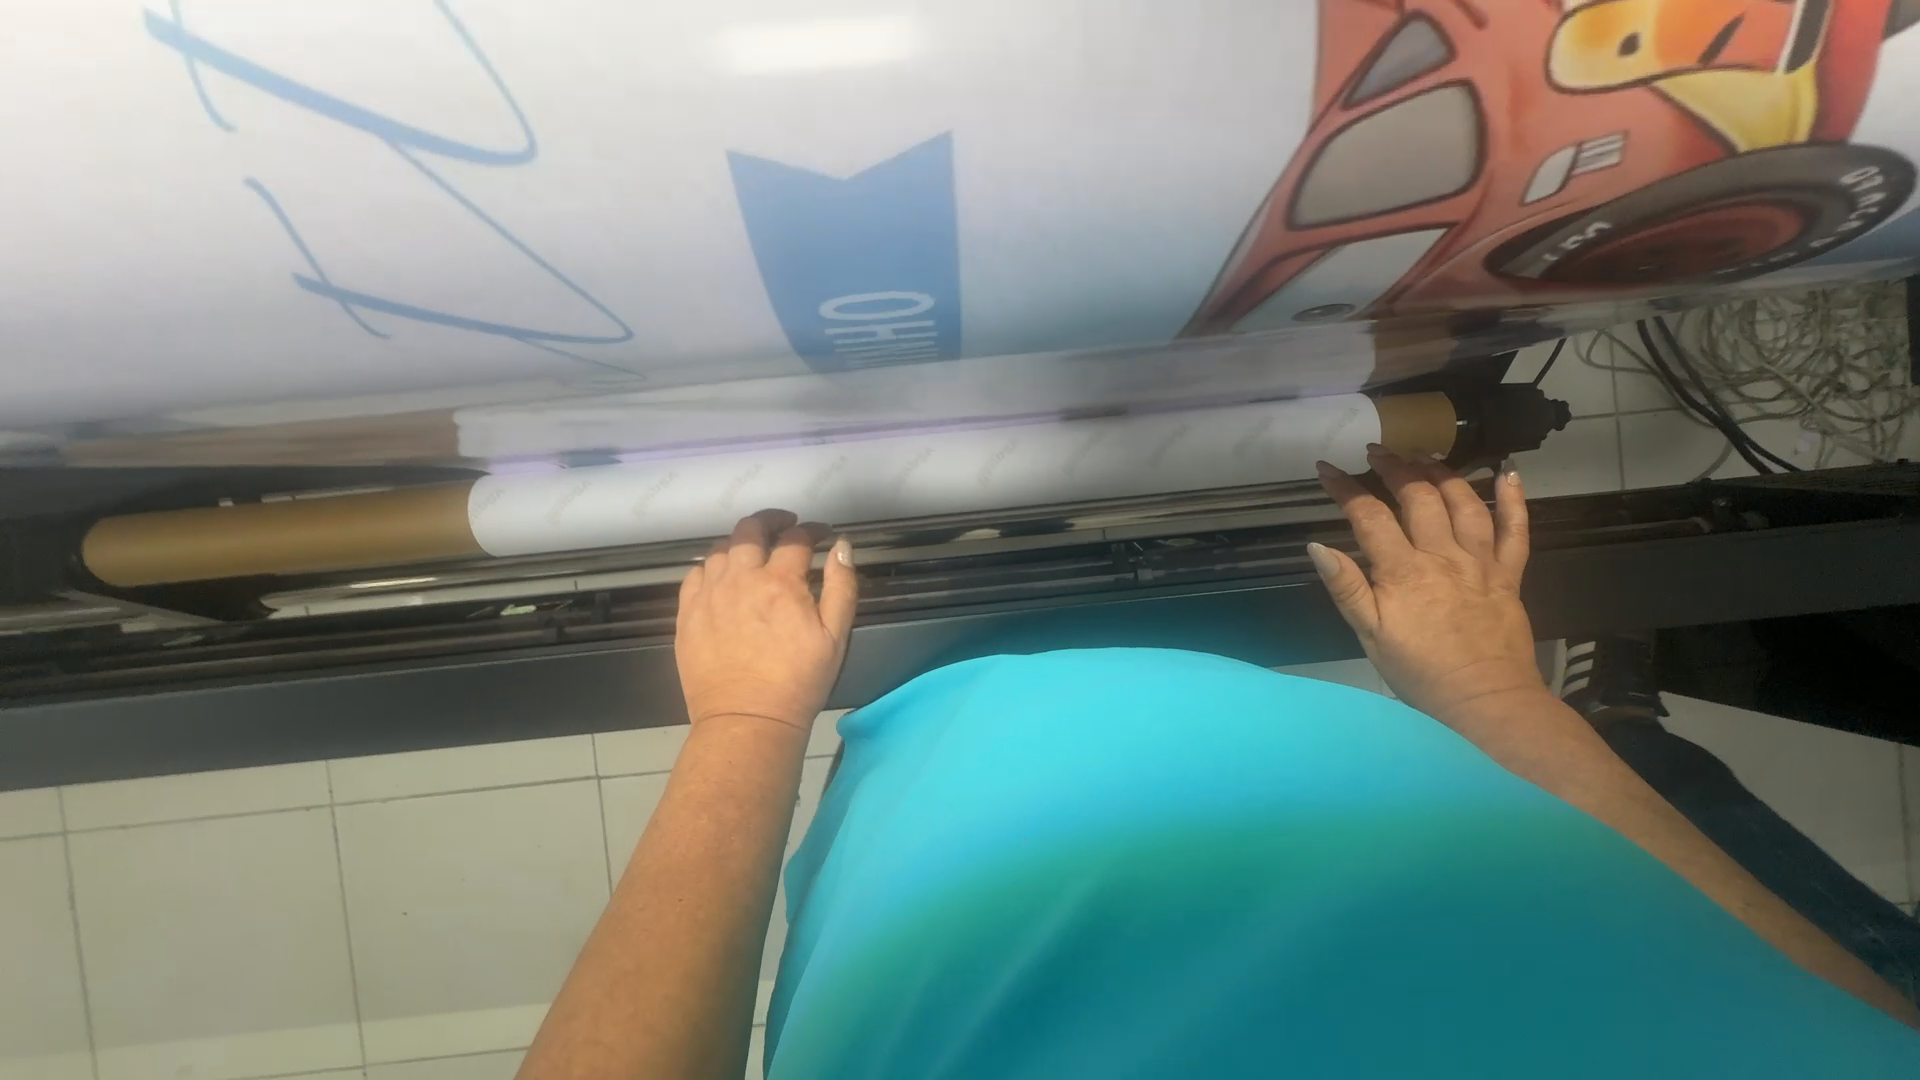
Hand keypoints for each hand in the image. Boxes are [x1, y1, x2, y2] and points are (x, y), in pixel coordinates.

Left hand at [675, 509, 857, 733]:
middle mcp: (741, 579)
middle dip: (771, 520)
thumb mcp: (835, 636)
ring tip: (754, 551)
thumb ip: (842, 585)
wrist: (748, 719)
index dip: (812, 529)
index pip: (796, 538)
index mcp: (780, 583)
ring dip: (741, 542)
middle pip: (750, 530)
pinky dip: (713, 566)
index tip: (821, 533)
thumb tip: (840, 545)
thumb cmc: (799, 681)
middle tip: (785, 523)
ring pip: (721, 549)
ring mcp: (709, 595)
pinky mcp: (687, 614)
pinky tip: (723, 576)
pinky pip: (695, 574)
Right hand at [1309, 447, 1548, 725]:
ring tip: (1423, 456)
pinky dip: (1514, 499)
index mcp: (1403, 572)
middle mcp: (1443, 557)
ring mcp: (1481, 563)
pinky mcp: (1509, 575)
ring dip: (1443, 473)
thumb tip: (1317, 547)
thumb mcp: (1369, 634)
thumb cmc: (1419, 671)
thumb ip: (1346, 587)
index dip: (1345, 488)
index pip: (1369, 516)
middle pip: (1419, 497)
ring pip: (1464, 503)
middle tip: (1376, 451)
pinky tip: (1508, 474)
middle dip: (1394, 468)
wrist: (1485, 700)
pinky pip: (1517, 531)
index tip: (1327, 468)